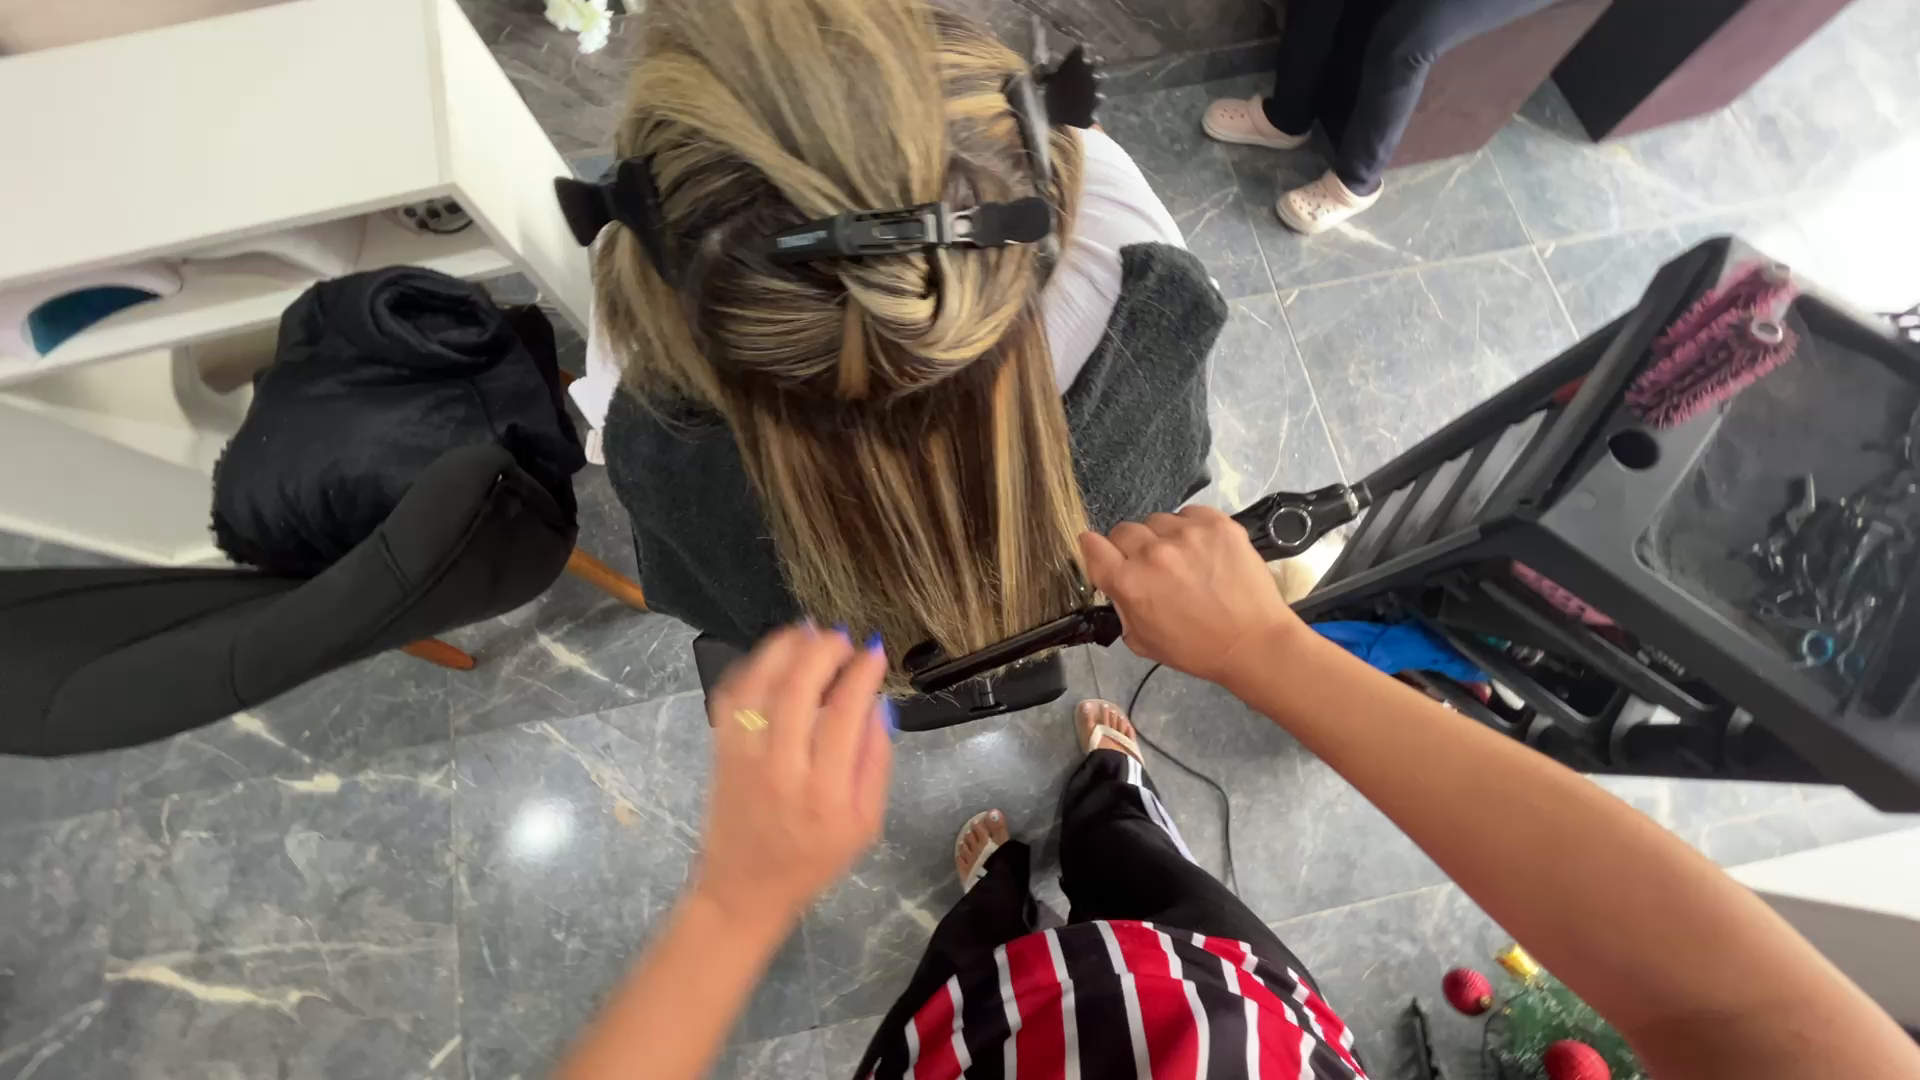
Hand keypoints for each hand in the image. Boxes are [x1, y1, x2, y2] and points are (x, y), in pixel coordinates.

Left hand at [695, 625, 893, 929]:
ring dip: (784, 648)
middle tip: (842, 636)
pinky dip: (751, 666)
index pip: (844, 714)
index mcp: (825, 791)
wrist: (743, 890)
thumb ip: (875, 762)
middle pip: (798, 689)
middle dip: (823, 651)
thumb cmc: (813, 859)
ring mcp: (743, 757)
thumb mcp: (866, 823)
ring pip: (759, 686)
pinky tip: (773, 654)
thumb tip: (877, 704)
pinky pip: (730, 696)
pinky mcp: (720, 750)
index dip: (862, 673)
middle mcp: (780, 768)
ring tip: (808, 630)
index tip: (875, 651)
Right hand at [1079, 506, 1310, 691]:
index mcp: (1129, 583)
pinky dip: (1190, 528)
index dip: (1095, 550)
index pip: (1092, 545)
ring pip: (1156, 520)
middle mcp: (1153, 553)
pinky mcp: (1216, 524)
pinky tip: (1201, 549)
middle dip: (1129, 547)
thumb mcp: (1142, 640)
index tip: (1103, 554)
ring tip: (1181, 558)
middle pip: (1123, 530)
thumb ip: (1120, 605)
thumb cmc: (1196, 649)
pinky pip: (1188, 513)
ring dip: (1161, 536)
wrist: (1253, 643)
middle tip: (1150, 566)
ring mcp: (1186, 534)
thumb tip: (1115, 580)